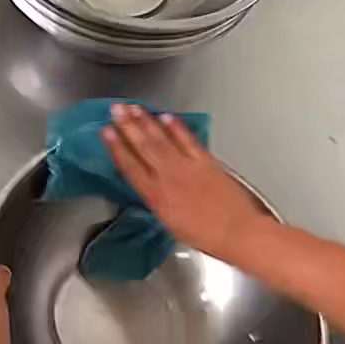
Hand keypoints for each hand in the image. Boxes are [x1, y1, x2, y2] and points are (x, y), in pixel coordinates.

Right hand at [101, 103, 270, 261]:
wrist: (237, 232)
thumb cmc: (205, 235)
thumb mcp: (170, 224)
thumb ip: (157, 201)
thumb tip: (149, 187)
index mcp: (156, 197)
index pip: (130, 167)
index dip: (117, 147)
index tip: (107, 132)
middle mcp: (169, 177)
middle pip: (144, 146)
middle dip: (128, 125)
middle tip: (116, 109)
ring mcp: (188, 166)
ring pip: (162, 138)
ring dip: (146, 121)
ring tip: (134, 108)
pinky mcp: (206, 160)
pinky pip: (187, 139)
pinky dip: (176, 126)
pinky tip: (166, 116)